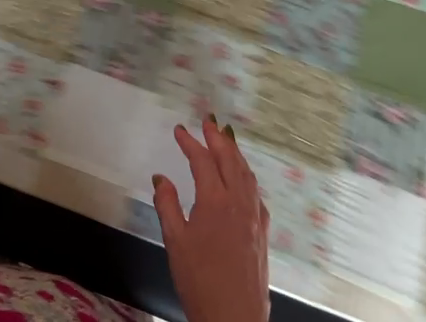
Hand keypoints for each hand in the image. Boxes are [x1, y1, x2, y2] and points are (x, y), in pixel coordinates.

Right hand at [155, 118, 269, 321]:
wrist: (234, 318)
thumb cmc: (199, 280)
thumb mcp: (174, 242)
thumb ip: (167, 205)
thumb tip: (161, 178)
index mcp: (214, 201)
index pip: (202, 161)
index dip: (190, 142)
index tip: (179, 129)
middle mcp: (239, 203)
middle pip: (230, 161)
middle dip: (218, 139)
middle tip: (208, 122)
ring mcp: (255, 218)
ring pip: (247, 175)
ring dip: (235, 154)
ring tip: (226, 142)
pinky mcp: (264, 233)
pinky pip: (256, 194)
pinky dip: (247, 177)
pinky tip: (243, 181)